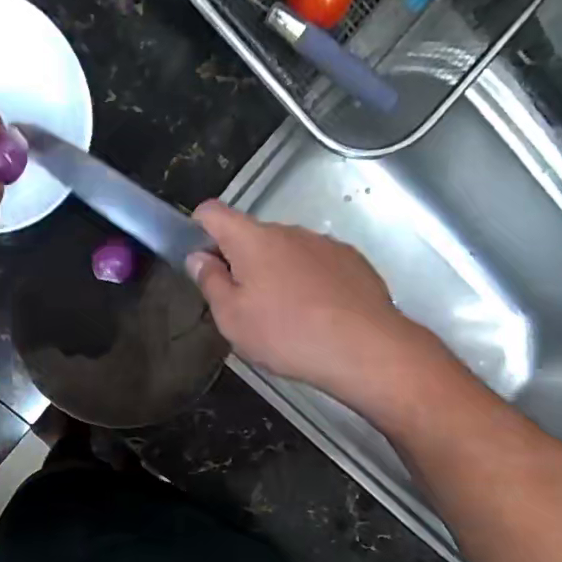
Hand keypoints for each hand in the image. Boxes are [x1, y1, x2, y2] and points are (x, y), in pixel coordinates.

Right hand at [188, 202, 444, 413]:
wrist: (364, 348)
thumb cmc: (286, 334)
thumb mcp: (232, 318)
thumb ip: (211, 283)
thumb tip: (199, 258)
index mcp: (253, 239)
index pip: (213, 213)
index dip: (198, 228)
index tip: (198, 258)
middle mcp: (290, 231)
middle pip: (253, 236)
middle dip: (241, 262)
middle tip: (241, 305)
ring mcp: (325, 244)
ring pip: (288, 252)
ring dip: (277, 274)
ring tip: (283, 318)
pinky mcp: (353, 262)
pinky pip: (318, 266)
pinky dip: (309, 284)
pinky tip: (316, 317)